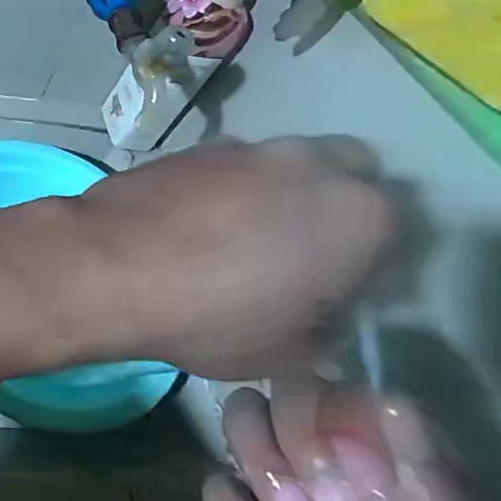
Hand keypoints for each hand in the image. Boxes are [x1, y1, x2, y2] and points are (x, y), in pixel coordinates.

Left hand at [59, 137, 395, 378]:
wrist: (104, 264)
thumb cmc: (207, 315)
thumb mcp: (288, 353)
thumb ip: (325, 329)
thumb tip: (320, 315)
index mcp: (358, 214)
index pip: (395, 232)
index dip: (372, 265)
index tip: (341, 291)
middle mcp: (306, 163)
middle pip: (346, 173)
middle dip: (336, 204)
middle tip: (302, 248)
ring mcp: (242, 147)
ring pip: (283, 162)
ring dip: (278, 190)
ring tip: (239, 234)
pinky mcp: (187, 147)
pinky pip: (226, 165)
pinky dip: (225, 185)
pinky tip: (195, 220)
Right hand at [203, 387, 500, 500]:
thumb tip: (395, 403)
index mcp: (405, 478)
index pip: (353, 395)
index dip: (343, 411)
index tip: (362, 465)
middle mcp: (344, 477)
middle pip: (285, 394)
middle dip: (291, 431)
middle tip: (325, 498)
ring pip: (242, 424)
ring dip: (257, 462)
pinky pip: (217, 489)